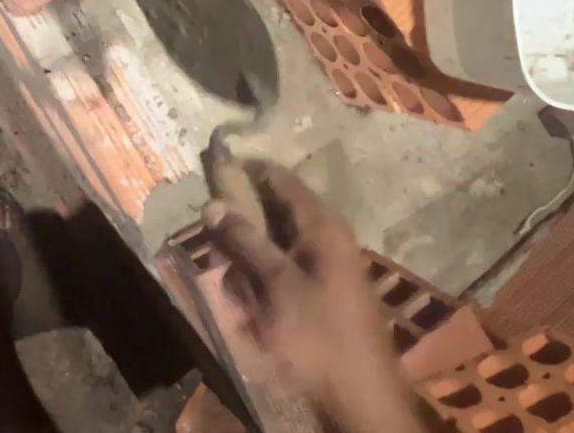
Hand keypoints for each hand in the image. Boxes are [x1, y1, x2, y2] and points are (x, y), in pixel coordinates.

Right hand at [203, 163, 420, 431]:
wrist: (363, 401)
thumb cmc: (320, 336)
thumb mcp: (276, 285)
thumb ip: (245, 241)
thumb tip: (213, 203)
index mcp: (322, 224)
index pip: (278, 176)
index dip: (244, 171)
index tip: (210, 173)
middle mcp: (326, 234)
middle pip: (272, 209)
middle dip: (240, 224)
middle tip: (215, 242)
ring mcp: (325, 262)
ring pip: (273, 241)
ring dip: (247, 257)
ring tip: (233, 284)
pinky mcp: (320, 288)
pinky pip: (281, 268)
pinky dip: (261, 277)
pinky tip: (249, 303)